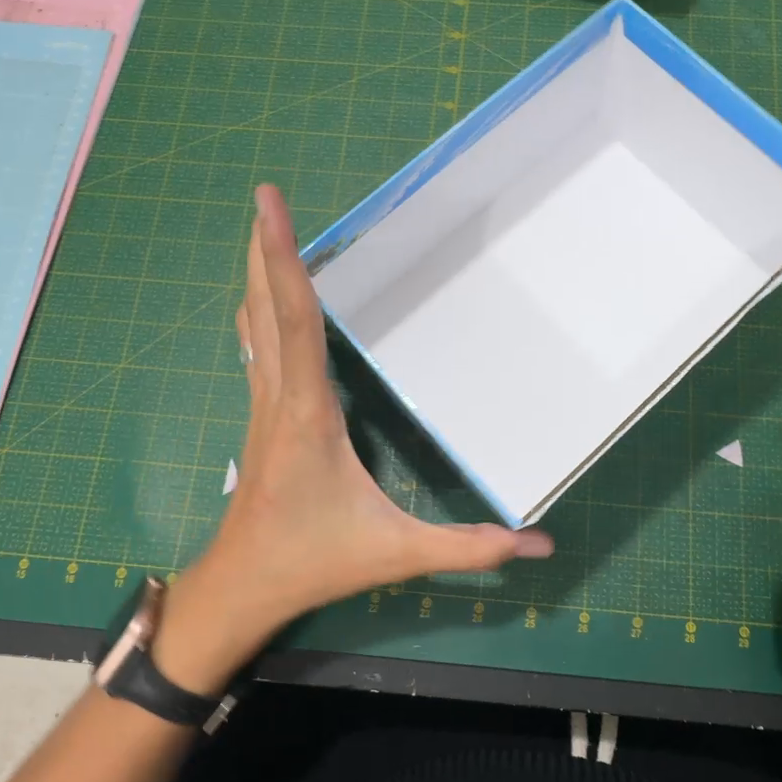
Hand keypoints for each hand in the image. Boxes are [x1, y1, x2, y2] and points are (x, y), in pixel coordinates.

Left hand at [155, 185, 552, 693]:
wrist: (240, 586)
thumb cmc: (313, 562)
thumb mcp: (396, 554)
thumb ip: (468, 547)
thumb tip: (541, 545)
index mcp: (308, 413)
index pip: (297, 321)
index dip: (286, 259)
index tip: (269, 204)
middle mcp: (277, 396)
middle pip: (264, 306)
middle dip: (264, 247)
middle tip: (264, 196)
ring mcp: (261, 404)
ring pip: (253, 323)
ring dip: (258, 274)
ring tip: (264, 229)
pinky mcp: (260, 415)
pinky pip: (256, 346)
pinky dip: (259, 309)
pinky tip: (262, 297)